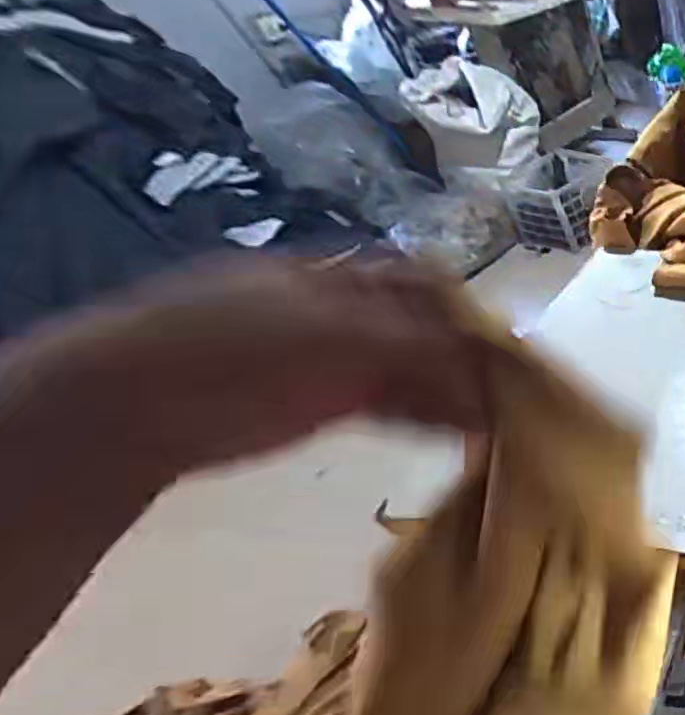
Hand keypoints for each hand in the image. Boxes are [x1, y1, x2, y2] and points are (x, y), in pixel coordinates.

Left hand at [4, 255, 489, 480]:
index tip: (502, 342)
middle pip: (433, 333)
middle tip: (515, 388)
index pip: (423, 285)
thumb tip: (482, 352)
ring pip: (425, 373)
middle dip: (474, 358)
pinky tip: (471, 431)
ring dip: (465, 394)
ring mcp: (348, 361)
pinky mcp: (345, 403)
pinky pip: (407, 406)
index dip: (467, 309)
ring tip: (502, 418)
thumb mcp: (327, 329)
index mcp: (344, 282)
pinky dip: (440, 418)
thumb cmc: (230, 346)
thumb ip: (409, 338)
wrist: (138, 408)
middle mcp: (353, 317)